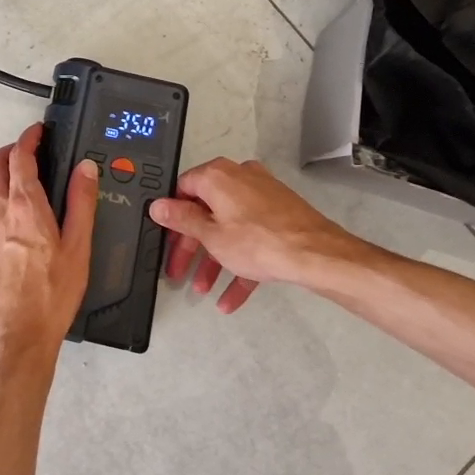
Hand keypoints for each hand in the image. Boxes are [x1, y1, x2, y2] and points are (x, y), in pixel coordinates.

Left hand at [0, 123, 98, 357]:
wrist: (18, 336)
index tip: (38, 133)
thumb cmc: (51, 295)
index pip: (20, 157)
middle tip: (27, 151)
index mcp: (25, 207)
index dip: (29, 138)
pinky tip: (2, 212)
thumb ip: (82, 203)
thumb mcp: (78, 247)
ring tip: (15, 179)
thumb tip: (85, 169)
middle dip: (9, 150)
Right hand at [149, 158, 361, 313]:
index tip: (168, 240)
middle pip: (206, 211)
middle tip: (180, 271)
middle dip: (193, 246)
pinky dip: (240, 263)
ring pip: (229, 227)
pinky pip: (251, 237)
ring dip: (215, 260)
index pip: (183, 189)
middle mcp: (239, 178)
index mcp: (218, 176)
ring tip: (203, 289)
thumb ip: (181, 220)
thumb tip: (157, 205)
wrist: (317, 255)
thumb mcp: (211, 235)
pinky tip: (230, 298)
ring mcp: (262, 195)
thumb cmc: (259, 242)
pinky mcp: (279, 214)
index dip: (172, 217)